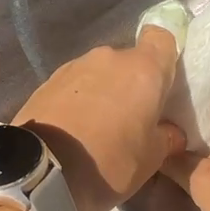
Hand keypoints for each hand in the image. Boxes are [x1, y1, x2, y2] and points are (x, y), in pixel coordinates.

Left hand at [13, 24, 186, 210]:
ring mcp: (73, 66)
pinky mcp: (47, 81)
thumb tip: (170, 130)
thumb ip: (167, 136)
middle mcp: (107, 57)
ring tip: (100, 127)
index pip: (162, 38)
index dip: (166, 55)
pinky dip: (79, 100)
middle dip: (133, 84)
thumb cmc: (109, 162)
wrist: (39, 171)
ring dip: (104, 92)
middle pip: (130, 61)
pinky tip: (75, 128)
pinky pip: (75, 85)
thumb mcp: (151, 159)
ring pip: (100, 73)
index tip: (165, 81)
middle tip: (134, 117)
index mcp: (142, 69)